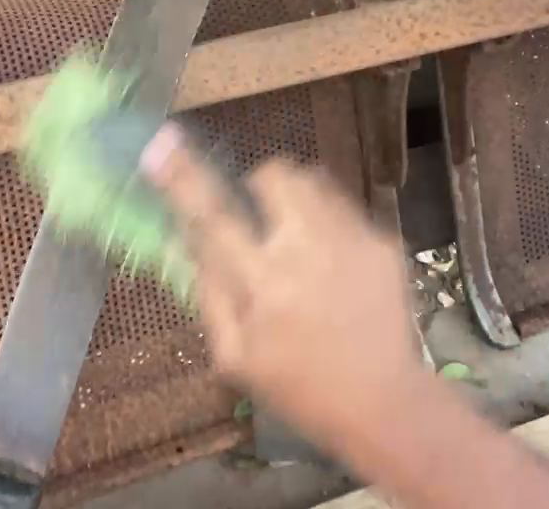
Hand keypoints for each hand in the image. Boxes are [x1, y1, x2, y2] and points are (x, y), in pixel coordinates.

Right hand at [141, 123, 423, 460]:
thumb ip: (206, 292)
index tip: (162, 145)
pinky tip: (332, 259)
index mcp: (265, 285)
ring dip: (294, 197)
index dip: (184, 177)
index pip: (214, 216)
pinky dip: (327, 219)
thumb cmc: (298, 385)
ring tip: (298, 235)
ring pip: (312, 179)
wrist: (386, 405)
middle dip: (259, 184)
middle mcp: (309, 252)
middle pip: (275, 176)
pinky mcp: (383, 242)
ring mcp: (352, 241)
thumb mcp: (235, 356)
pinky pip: (343, 204)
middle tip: (259, 213)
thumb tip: (180, 236)